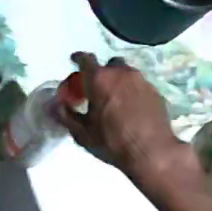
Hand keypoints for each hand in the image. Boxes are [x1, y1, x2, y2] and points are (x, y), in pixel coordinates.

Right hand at [59, 52, 200, 192]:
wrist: (152, 152)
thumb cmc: (112, 142)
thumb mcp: (82, 133)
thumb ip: (66, 115)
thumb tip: (55, 105)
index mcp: (100, 80)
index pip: (86, 59)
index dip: (78, 58)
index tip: (74, 61)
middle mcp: (122, 73)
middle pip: (108, 65)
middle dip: (100, 73)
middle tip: (95, 88)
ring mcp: (142, 81)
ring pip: (126, 73)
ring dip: (117, 81)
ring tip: (113, 99)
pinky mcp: (156, 92)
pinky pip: (139, 85)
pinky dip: (131, 91)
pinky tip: (130, 108)